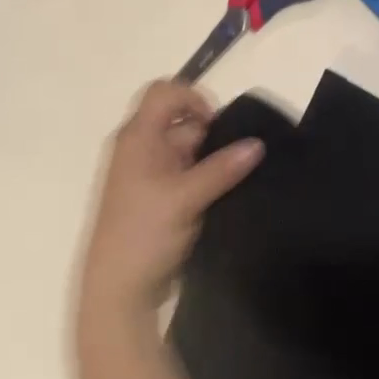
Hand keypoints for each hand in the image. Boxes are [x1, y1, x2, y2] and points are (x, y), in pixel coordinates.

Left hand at [80, 81, 264, 317]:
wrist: (120, 286)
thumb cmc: (143, 234)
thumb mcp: (185, 198)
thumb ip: (222, 170)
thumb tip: (258, 144)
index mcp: (137, 138)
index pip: (166, 93)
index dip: (195, 99)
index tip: (222, 130)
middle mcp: (143, 151)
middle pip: (183, 124)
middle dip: (214, 138)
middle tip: (238, 165)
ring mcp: (152, 178)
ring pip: (190, 155)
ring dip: (215, 165)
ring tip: (240, 184)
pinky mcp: (164, 203)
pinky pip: (191, 181)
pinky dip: (209, 185)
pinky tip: (229, 200)